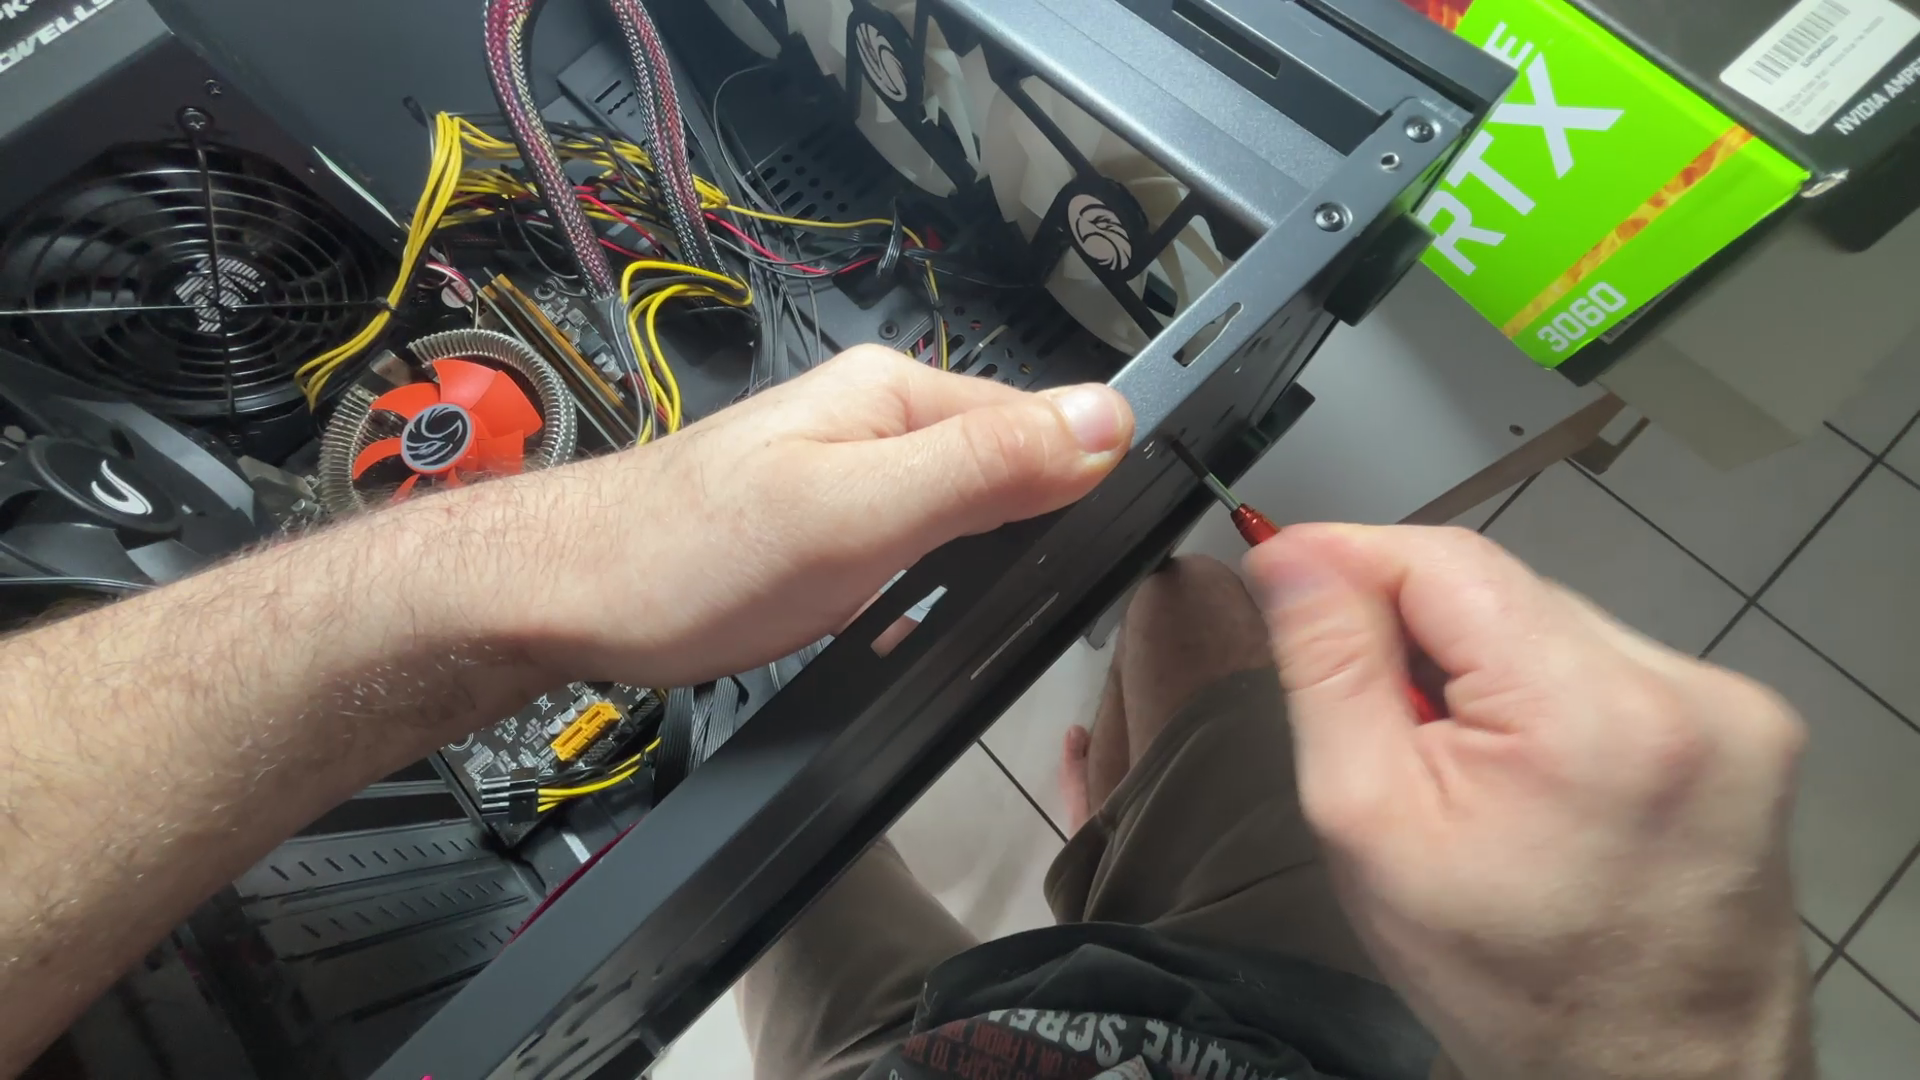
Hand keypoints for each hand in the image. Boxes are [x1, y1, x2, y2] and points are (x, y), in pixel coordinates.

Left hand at [489, 345, 1132, 687]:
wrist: (569, 594)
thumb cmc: (696, 554)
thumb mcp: (858, 513)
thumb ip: (982, 467)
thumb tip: (1107, 418)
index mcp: (898, 394)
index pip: (1036, 423)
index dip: (1072, 487)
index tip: (1076, 564)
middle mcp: (878, 417)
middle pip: (1000, 465)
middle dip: (1020, 535)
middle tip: (1002, 604)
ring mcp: (850, 467)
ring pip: (958, 508)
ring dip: (975, 561)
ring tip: (955, 613)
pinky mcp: (828, 516)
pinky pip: (912, 539)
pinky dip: (928, 578)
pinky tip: (912, 611)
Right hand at [1245, 525, 1811, 1079]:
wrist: (1642, 1079)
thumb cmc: (1484, 964)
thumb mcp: (1361, 811)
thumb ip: (1325, 666)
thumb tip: (1288, 554)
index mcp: (1593, 714)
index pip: (1441, 561)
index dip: (1344, 551)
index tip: (1273, 568)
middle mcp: (1686, 688)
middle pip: (1487, 584)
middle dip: (1393, 612)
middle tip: (1338, 681)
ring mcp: (1727, 704)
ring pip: (1527, 613)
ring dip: (1451, 646)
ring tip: (1418, 729)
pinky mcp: (1732, 724)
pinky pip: (1576, 651)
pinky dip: (1507, 673)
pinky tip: (1487, 740)